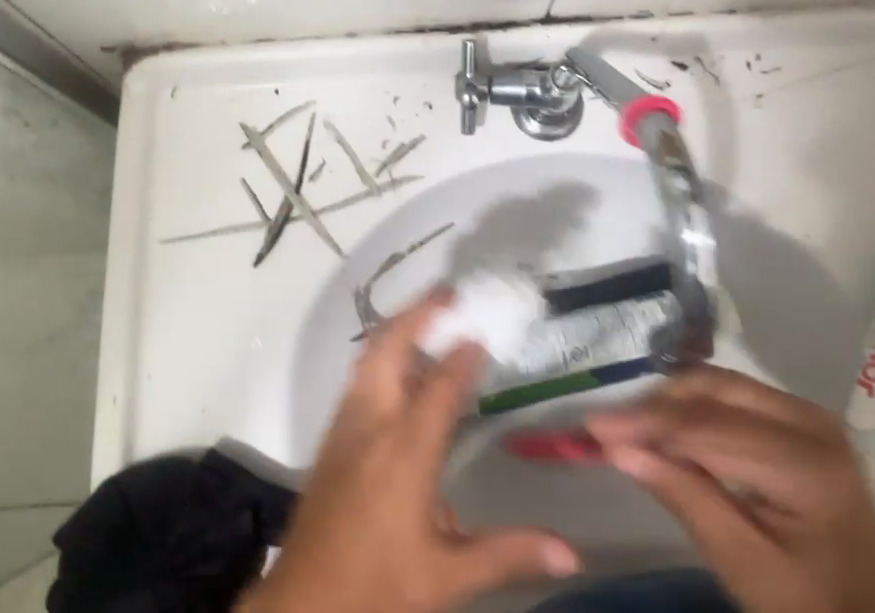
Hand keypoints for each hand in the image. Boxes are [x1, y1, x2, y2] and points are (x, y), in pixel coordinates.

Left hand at [240, 292, 579, 612]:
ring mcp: (343, 429)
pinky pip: (357, 380)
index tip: (484, 330)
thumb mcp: (447, 577)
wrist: (303, 606)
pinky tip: (399, 369)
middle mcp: (370, 426)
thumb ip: (508, 552)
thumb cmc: (376, 586)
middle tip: (448, 293)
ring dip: (396, 331)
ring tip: (427, 317)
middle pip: (388, 349)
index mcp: (404, 452)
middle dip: (417, 314)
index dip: (462, 354)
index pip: (438, 386)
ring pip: (367, 360)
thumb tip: (571, 553)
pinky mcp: (330, 441)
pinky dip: (380, 357)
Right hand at [587, 366, 874, 612]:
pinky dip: (693, 405)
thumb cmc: (809, 600)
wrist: (874, 609)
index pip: (706, 426)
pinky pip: (733, 394)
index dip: (644, 422)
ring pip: (719, 383)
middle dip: (654, 404)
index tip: (591, 427)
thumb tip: (618, 448)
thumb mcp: (742, 563)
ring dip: (670, 401)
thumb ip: (684, 497)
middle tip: (604, 426)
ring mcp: (808, 413)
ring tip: (627, 425)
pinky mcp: (801, 417)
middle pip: (712, 390)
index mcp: (804, 462)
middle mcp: (810, 420)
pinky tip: (665, 425)